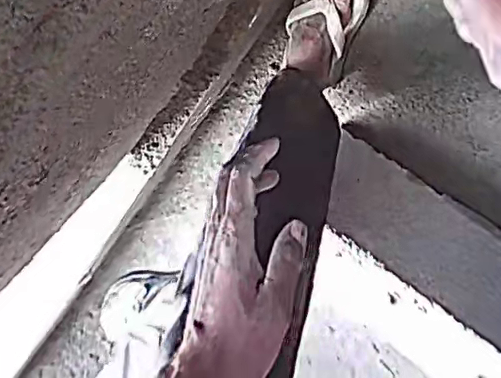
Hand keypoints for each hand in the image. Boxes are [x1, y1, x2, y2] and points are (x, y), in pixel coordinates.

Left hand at [168, 139, 308, 377]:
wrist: (205, 367)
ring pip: (219, 195)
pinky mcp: (206, 259)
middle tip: (267, 153)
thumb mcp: (275, 303)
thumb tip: (295, 229)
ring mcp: (207, 246)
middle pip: (224, 181)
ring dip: (241, 179)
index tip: (270, 146)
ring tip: (265, 179)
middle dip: (247, 160)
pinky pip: (219, 213)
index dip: (255, 156)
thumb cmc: (235, 342)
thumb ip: (286, 260)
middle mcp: (214, 236)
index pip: (239, 179)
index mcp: (232, 238)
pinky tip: (250, 212)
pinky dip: (236, 199)